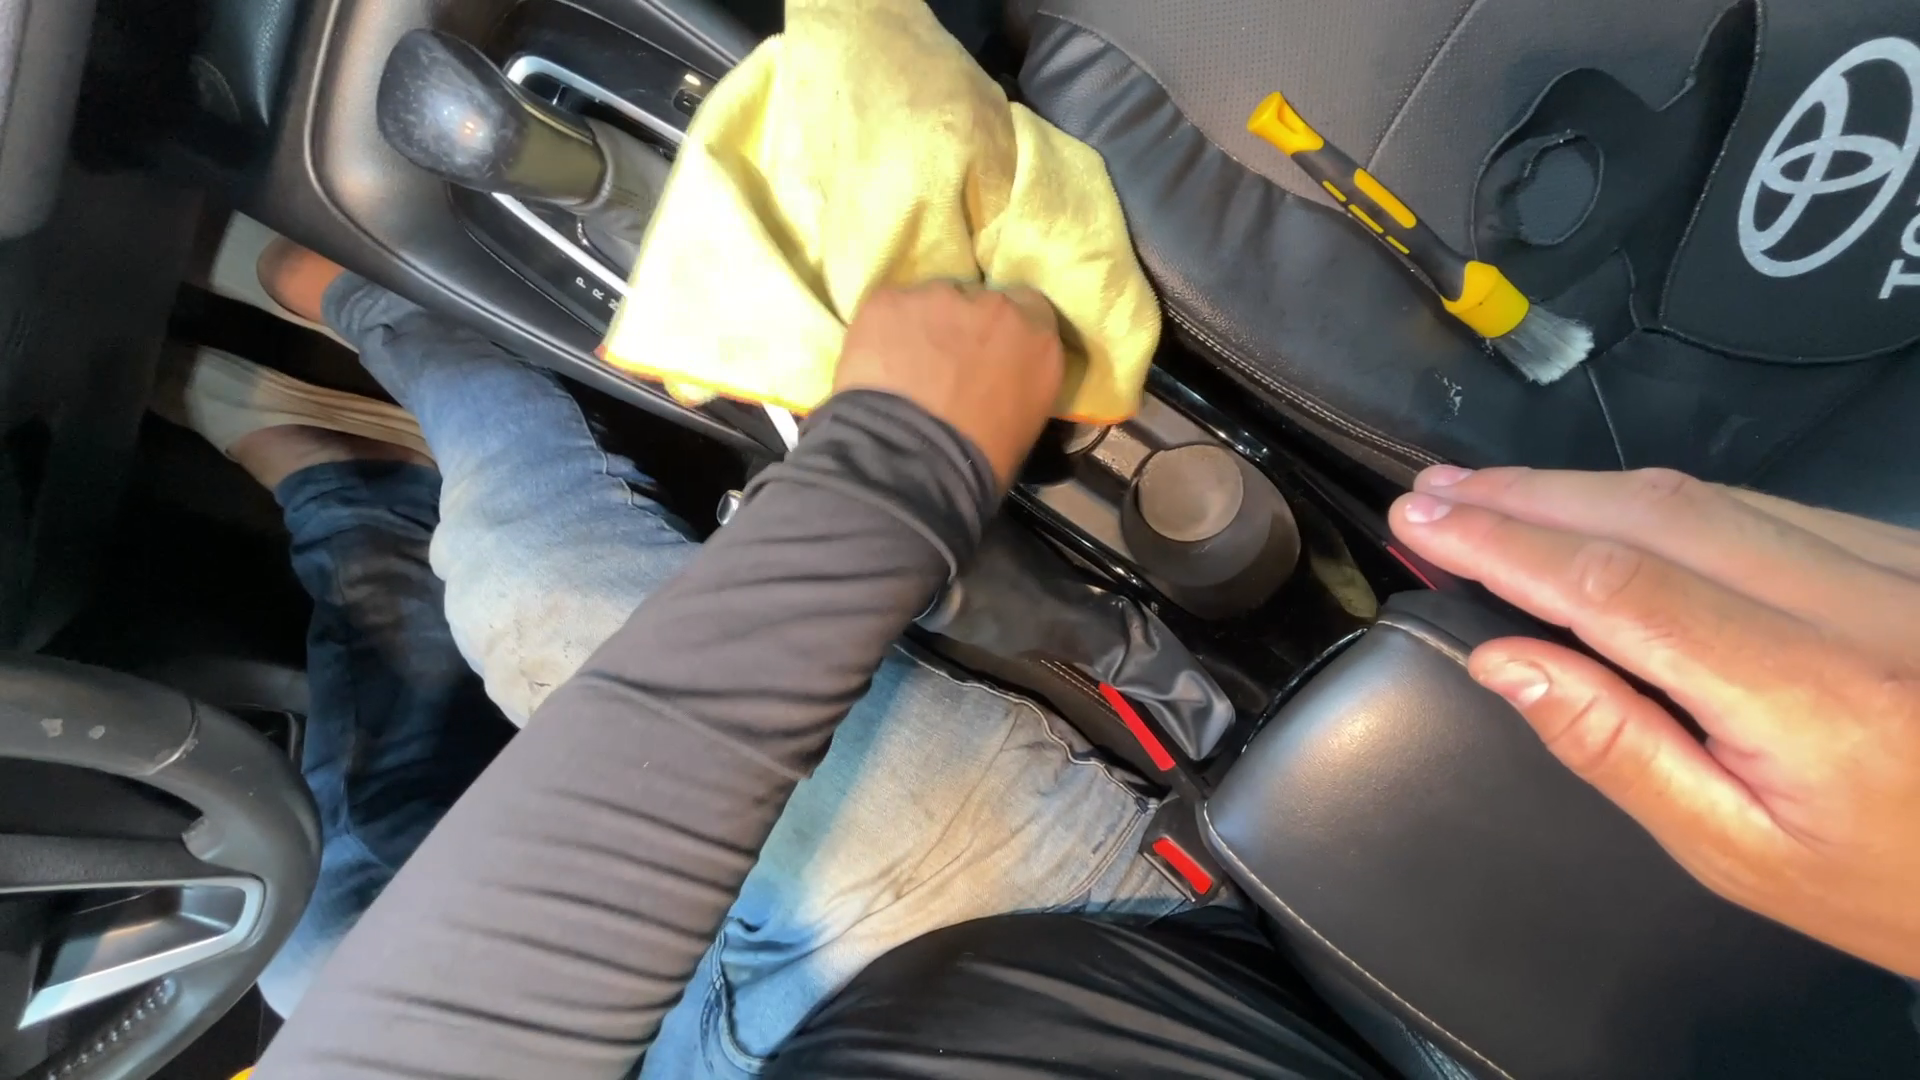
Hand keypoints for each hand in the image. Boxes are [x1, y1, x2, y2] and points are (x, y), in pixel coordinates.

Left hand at [834, 283, 1063, 489]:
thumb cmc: (978, 465)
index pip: (1029, 311)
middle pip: (978, 302)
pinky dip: (883, 334)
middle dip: (963, 329)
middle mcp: (995, 307)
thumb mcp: (1024, 424)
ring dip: (923, 328)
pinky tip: (875, 367)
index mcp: (1039, 341)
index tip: (988, 356)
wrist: (911, 465)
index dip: (1004, 333)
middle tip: (943, 369)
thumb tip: (998, 383)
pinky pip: (889, 310)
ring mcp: (939, 298)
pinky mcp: (889, 301)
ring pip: (931, 302)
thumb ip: (1018, 385)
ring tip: (904, 371)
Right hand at [1389, 466, 1919, 976]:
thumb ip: (1613, 747)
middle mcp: (1872, 607)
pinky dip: (1637, 500)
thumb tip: (1501, 660)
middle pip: (1654, 517)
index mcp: (1819, 698)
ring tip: (1480, 491)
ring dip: (1569, 488)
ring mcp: (1905, 565)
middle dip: (1522, 495)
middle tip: (1431, 492)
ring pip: (1698, 497)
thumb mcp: (1740, 850)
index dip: (1504, 544)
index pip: (1618, 588)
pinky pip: (1747, 504)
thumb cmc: (1904, 887)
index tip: (1422, 522)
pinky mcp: (1912, 552)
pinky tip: (1580, 505)